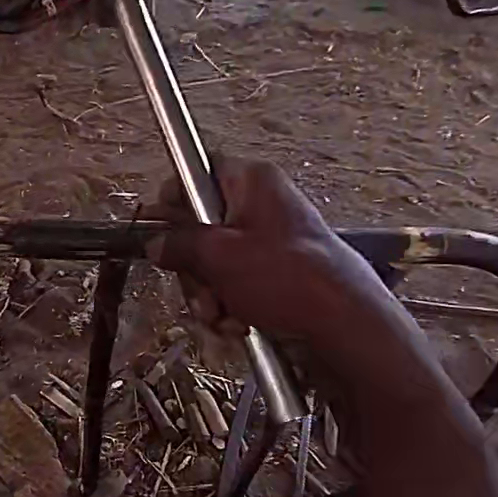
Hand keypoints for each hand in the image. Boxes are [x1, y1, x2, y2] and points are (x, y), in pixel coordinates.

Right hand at [146, 158, 445, 402]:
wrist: (344, 326)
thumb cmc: (283, 277)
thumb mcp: (218, 257)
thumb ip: (178, 244)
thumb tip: (153, 243)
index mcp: (251, 182)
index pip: (198, 170)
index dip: (173, 198)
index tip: (160, 228)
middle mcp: (260, 205)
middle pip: (200, 226)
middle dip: (193, 268)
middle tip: (201, 294)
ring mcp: (269, 240)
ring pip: (214, 261)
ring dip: (208, 294)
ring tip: (221, 316)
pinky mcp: (275, 272)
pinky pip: (234, 282)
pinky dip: (229, 305)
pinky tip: (237, 324)